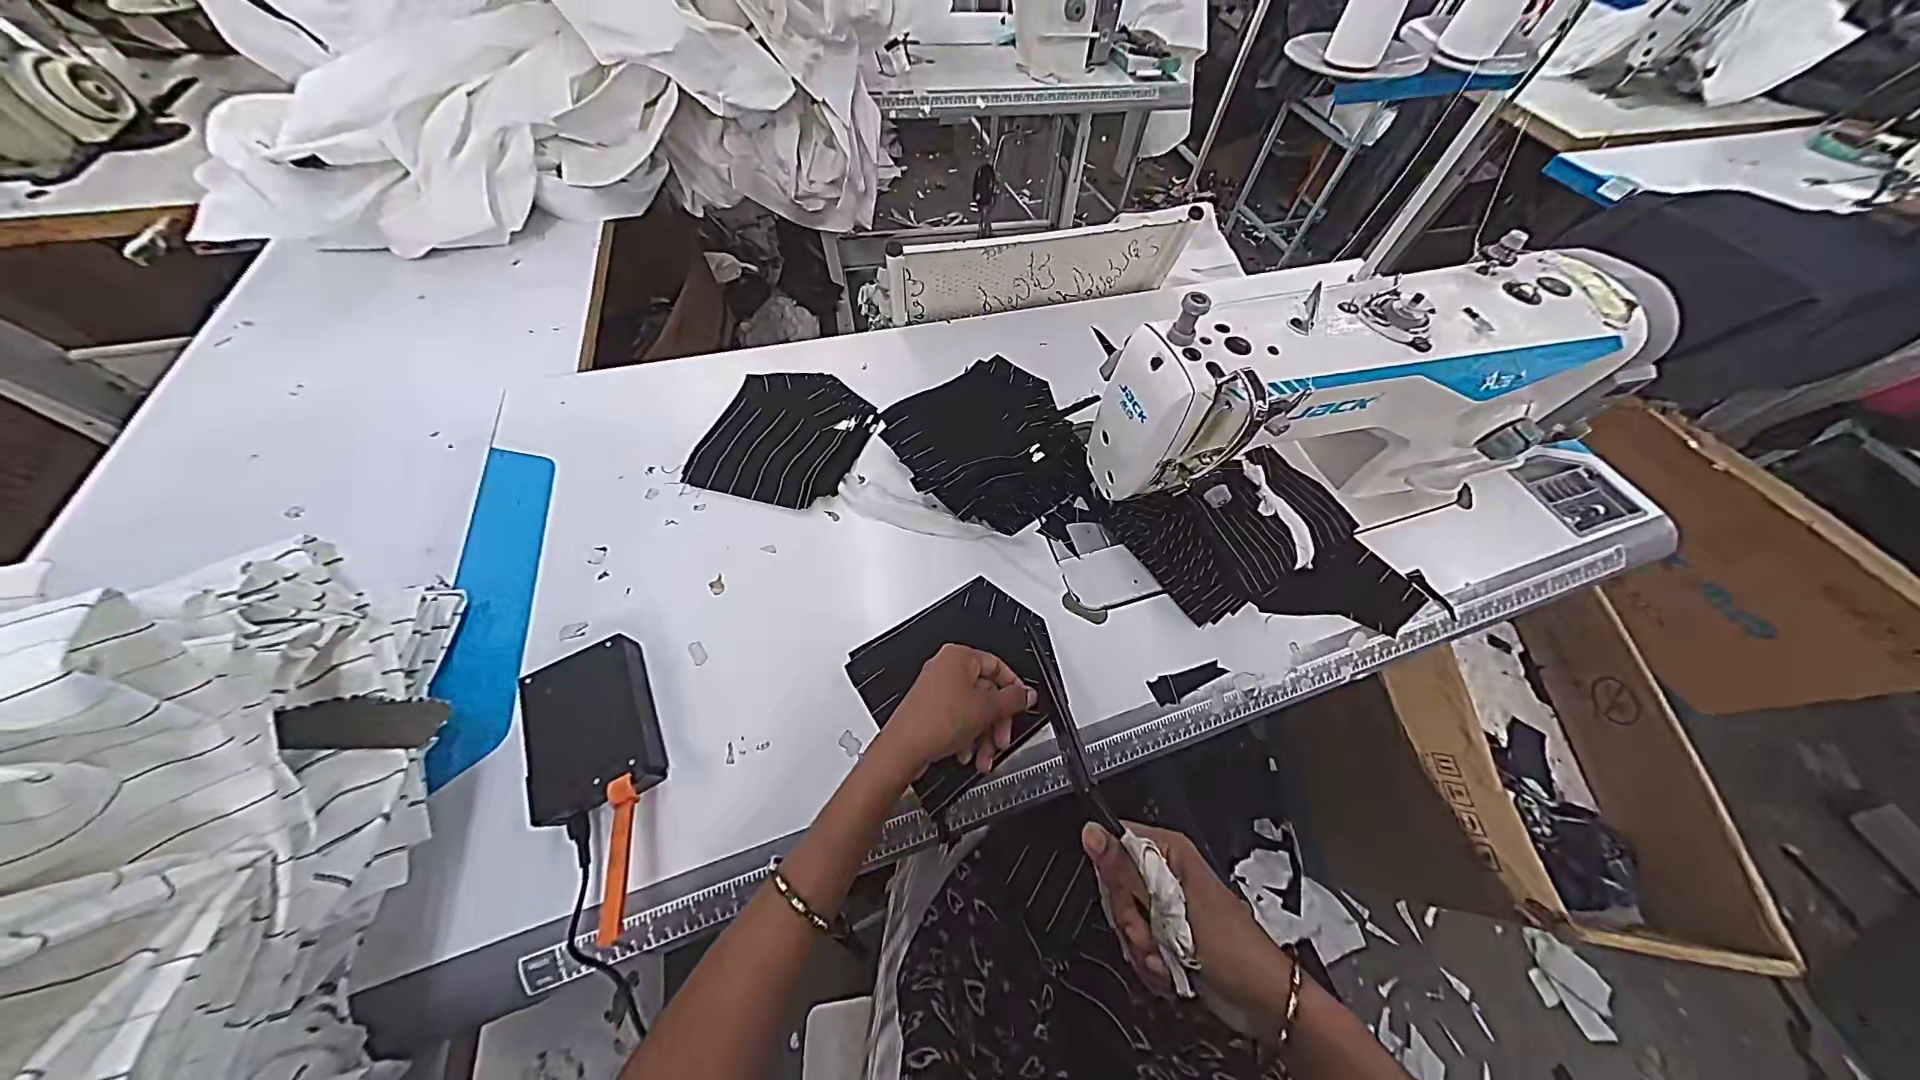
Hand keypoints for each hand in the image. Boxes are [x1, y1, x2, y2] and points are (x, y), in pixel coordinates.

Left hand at [875, 644, 1035, 778]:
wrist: (904, 748)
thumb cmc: (934, 721)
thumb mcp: (986, 709)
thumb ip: (1012, 700)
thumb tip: (1026, 694)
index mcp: (958, 657)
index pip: (997, 665)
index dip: (1013, 687)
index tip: (1022, 703)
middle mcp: (945, 669)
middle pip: (986, 692)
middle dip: (997, 720)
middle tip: (1002, 736)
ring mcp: (936, 690)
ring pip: (973, 710)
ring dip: (983, 735)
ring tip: (985, 754)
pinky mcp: (930, 709)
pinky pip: (958, 719)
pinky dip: (967, 737)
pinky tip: (969, 753)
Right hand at [1082, 821, 1295, 1025]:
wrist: (1263, 1001)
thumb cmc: (1231, 947)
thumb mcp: (1171, 904)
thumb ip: (1126, 869)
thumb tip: (1091, 831)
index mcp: (1169, 851)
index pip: (1113, 845)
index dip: (1113, 878)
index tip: (1130, 905)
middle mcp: (1165, 873)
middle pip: (1115, 888)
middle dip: (1130, 924)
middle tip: (1152, 938)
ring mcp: (1165, 905)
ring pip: (1124, 920)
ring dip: (1140, 949)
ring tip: (1166, 960)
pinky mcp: (1166, 934)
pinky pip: (1136, 944)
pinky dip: (1148, 963)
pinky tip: (1168, 970)